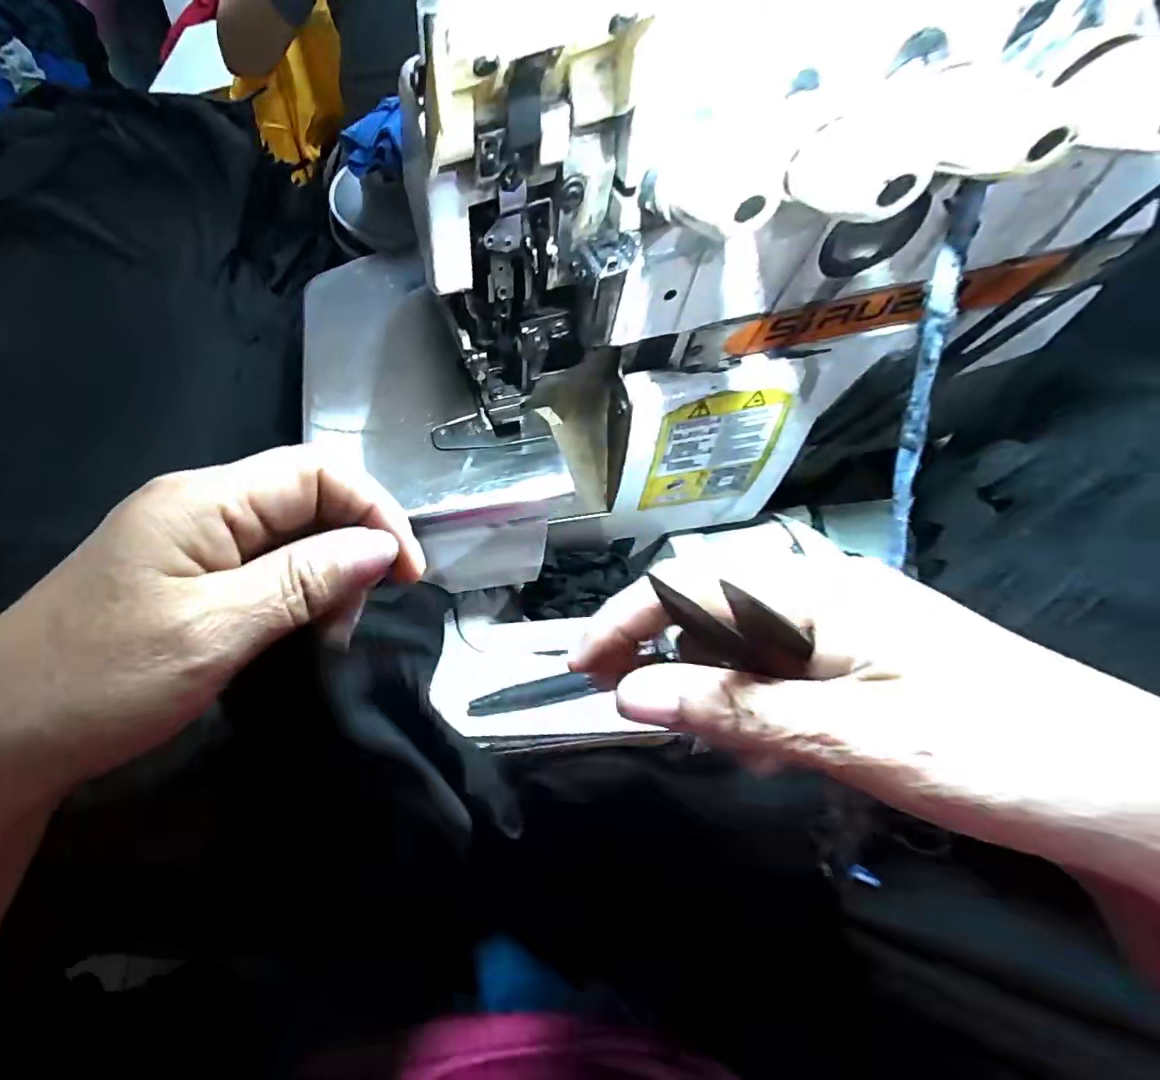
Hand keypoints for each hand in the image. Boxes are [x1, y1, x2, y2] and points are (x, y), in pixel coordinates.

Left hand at [0, 445, 425, 790]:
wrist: (2, 728)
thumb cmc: (105, 678)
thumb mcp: (214, 630)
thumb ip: (300, 580)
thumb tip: (378, 545)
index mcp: (200, 500)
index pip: (314, 471)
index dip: (374, 512)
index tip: (407, 579)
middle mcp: (187, 505)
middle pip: (295, 499)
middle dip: (345, 549)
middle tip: (350, 626)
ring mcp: (172, 543)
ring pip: (272, 538)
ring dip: (314, 578)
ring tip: (320, 640)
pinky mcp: (163, 579)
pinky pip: (241, 569)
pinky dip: (278, 596)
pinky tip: (282, 636)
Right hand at [570, 550, 1159, 896]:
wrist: (1157, 806)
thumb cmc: (1004, 755)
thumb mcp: (854, 737)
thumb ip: (730, 709)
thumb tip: (625, 694)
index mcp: (819, 590)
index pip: (686, 582)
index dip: (621, 620)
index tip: (581, 669)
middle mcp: (819, 596)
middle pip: (698, 608)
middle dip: (652, 653)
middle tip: (623, 702)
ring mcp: (837, 629)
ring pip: (728, 644)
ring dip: (702, 689)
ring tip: (718, 745)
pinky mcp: (852, 664)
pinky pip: (765, 671)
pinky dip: (742, 705)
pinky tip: (761, 748)